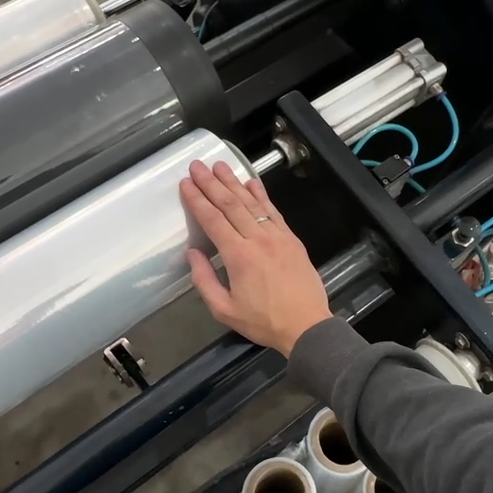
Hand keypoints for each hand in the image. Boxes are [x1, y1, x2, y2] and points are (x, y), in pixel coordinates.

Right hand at [180, 161, 331, 356]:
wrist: (307, 326)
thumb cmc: (263, 322)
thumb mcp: (224, 309)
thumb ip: (204, 280)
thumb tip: (192, 253)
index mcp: (239, 256)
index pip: (213, 221)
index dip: (197, 200)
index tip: (186, 184)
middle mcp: (258, 240)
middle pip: (231, 204)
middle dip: (212, 183)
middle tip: (197, 166)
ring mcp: (278, 237)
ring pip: (252, 203)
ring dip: (234, 182)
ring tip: (220, 166)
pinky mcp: (292, 239)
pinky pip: (273, 211)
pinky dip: (261, 195)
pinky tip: (252, 183)